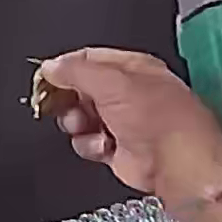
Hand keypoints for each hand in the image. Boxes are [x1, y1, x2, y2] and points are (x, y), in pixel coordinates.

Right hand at [37, 48, 221, 200]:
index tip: (46, 79)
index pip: (86, 59)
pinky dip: (89, 145)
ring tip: (91, 127)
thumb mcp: (111, 84)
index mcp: (131, 68)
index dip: (64, 68)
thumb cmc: (161, 120)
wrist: (175, 163)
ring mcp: (120, 120)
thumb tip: (50, 66)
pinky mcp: (114, 145)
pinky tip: (105, 145)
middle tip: (68, 106)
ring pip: (77, 118)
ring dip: (77, 126)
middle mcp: (126, 92)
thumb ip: (76, 71)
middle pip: (77, 90)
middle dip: (68, 101)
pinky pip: (85, 142)